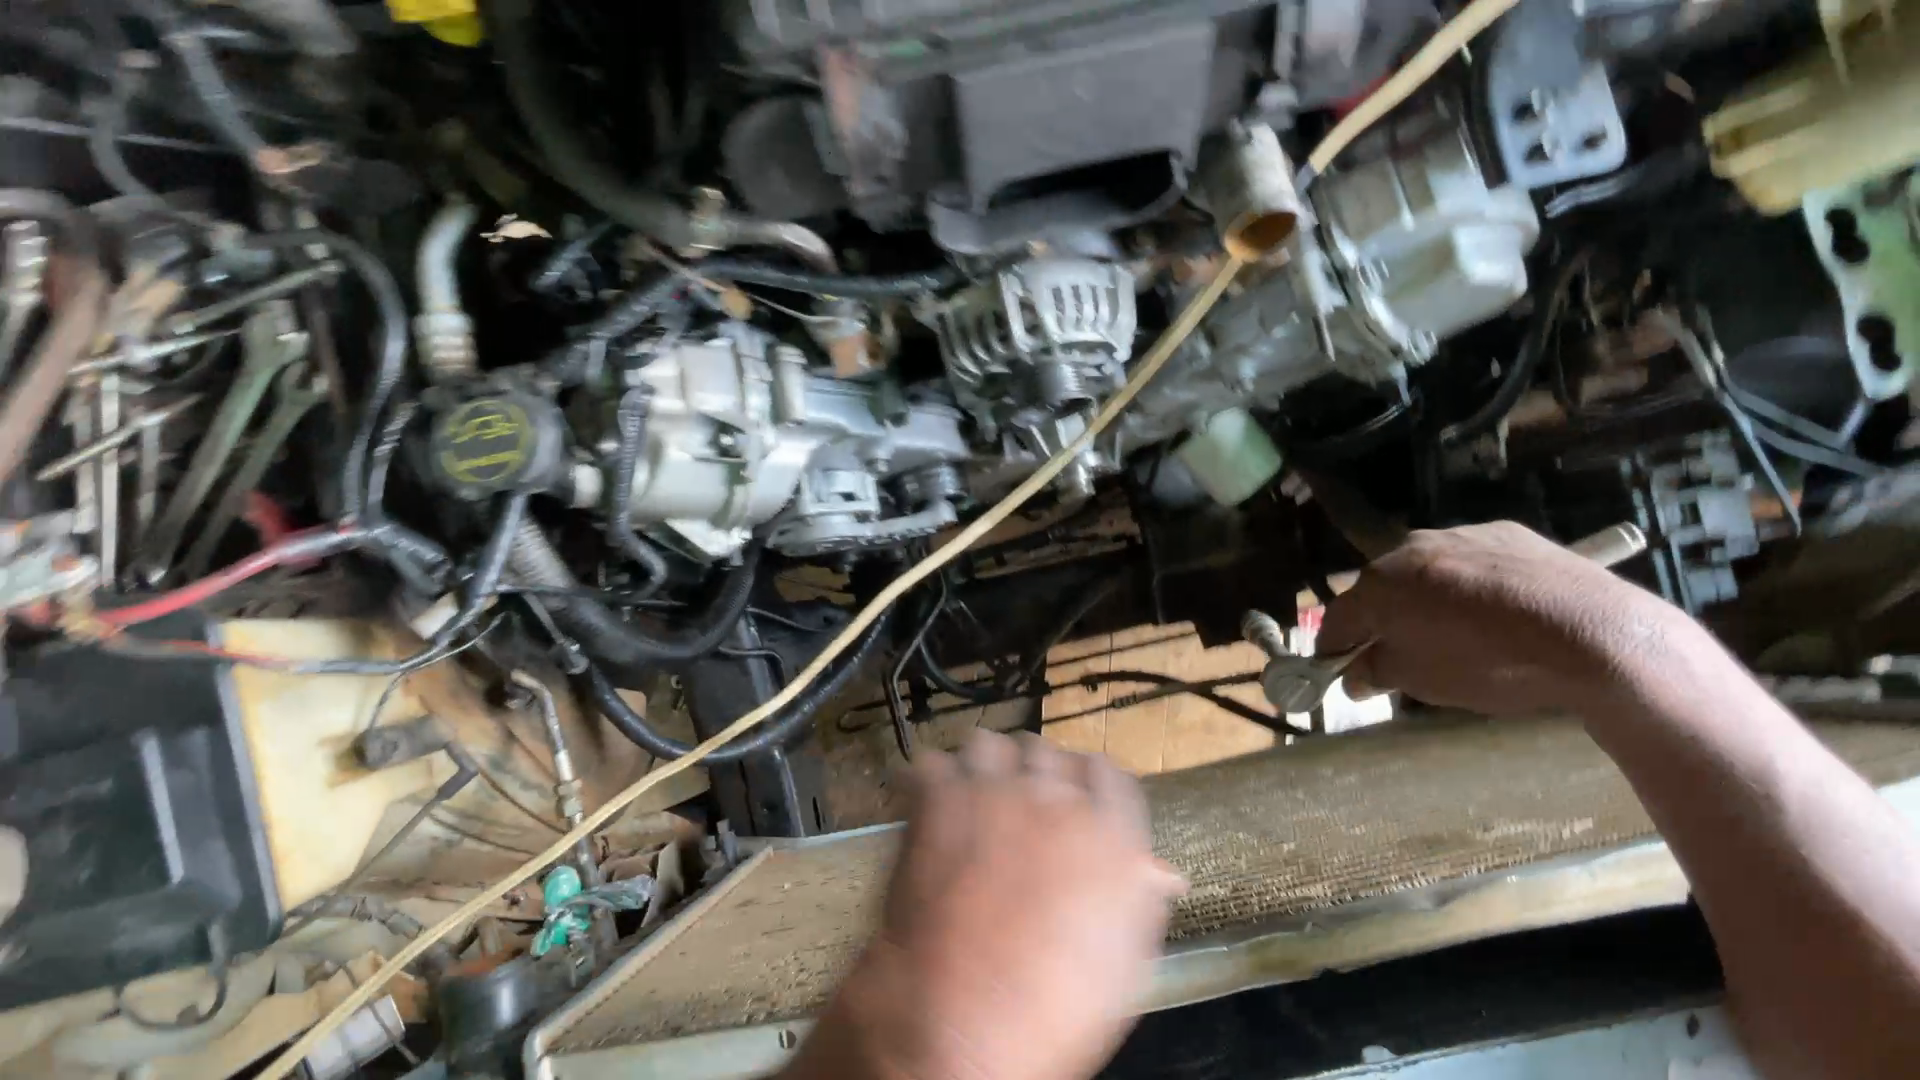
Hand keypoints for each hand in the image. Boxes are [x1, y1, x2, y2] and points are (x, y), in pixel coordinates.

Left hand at [786, 730, 1183, 1079]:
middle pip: (1047, 752)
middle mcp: (1057, 798)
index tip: (1074, 801)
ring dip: (983, 768)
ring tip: (974, 801)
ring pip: (989, 744)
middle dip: (1033, 775)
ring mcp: (994, 791)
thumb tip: (1158, 872)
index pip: (1107, 772)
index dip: (1087, 785)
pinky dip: (930, 781)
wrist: (962, 1019)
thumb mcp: (1125, 964)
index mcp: (1113, 834)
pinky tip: (930, 808)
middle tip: (1018, 809)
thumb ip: (1138, 898)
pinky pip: (933, 763)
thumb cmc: (1053, 1006)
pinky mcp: (938, 799)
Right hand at [1317, 521, 1693, 715]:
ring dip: (1423, 598)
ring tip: (1455, 633)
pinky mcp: (1506, 532)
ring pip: (1423, 570)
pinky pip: (1469, 560)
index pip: (1337, 619)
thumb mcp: (1422, 682)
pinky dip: (1468, 584)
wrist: (1596, 636)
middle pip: (1377, 589)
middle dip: (1381, 620)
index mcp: (1378, 584)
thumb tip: (1356, 674)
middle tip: (1400, 654)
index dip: (1335, 649)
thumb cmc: (1492, 664)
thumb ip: (1376, 672)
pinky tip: (1496, 612)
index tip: (1344, 672)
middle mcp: (1408, 548)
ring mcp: (1459, 533)